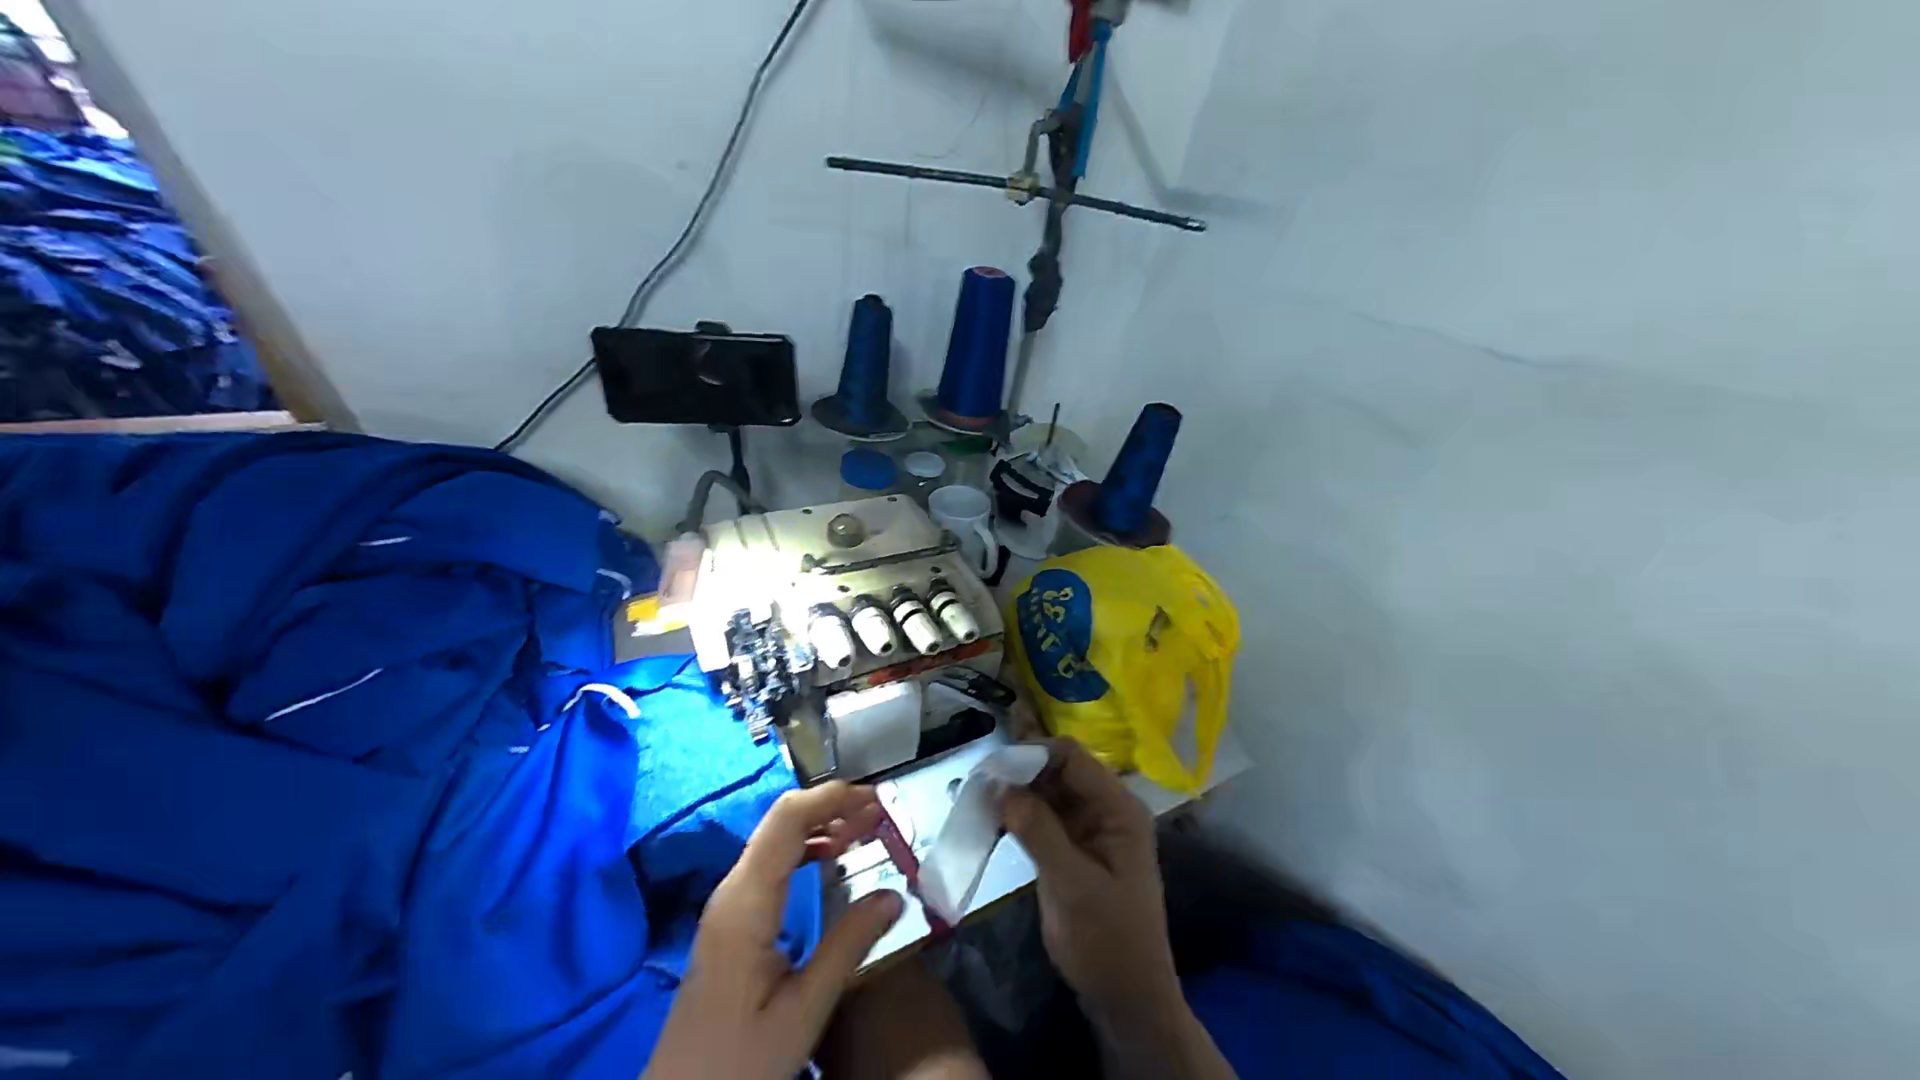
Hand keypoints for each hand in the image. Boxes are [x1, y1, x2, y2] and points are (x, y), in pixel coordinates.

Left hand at [644, 783, 904, 1079]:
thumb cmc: (740, 1059)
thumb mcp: (804, 1010)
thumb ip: (848, 946)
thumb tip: (894, 895)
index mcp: (747, 902)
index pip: (787, 820)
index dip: (831, 798)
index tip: (875, 799)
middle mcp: (733, 888)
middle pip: (782, 820)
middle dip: (833, 806)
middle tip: (880, 814)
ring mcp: (729, 901)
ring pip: (777, 837)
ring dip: (822, 823)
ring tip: (866, 830)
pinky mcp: (732, 916)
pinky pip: (772, 860)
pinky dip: (807, 846)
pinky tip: (833, 857)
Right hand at [998, 739, 1176, 1021]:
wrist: (1125, 999)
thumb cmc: (1109, 942)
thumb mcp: (1074, 887)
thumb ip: (1040, 833)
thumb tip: (1000, 787)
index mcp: (1118, 808)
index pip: (1072, 758)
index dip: (1033, 755)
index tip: (993, 768)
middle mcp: (1103, 808)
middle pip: (1056, 770)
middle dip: (1018, 771)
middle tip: (977, 781)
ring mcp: (1085, 827)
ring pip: (1044, 791)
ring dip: (1013, 791)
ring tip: (976, 794)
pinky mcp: (1068, 846)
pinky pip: (1039, 816)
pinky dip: (1015, 813)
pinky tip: (988, 816)